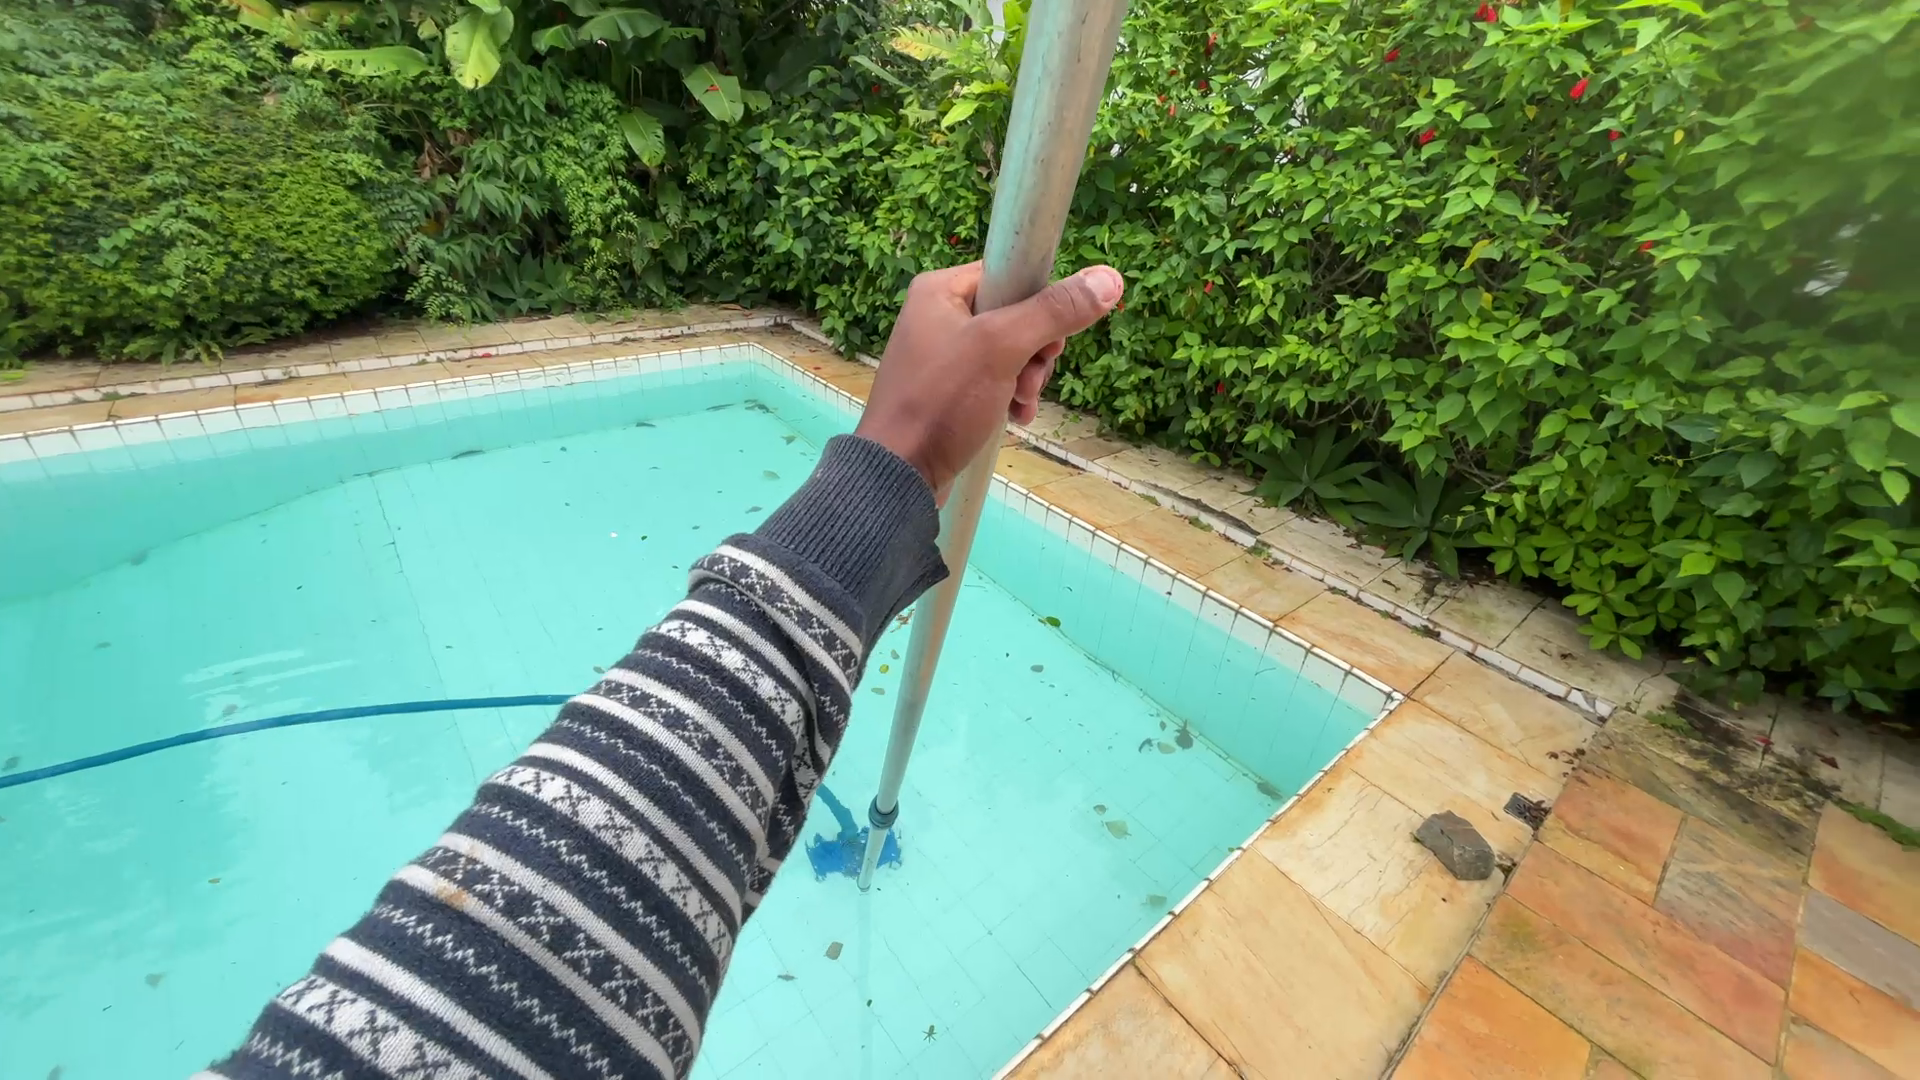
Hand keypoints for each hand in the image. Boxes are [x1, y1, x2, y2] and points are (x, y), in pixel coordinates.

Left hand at [854, 261, 1123, 501]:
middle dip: (1036, 351)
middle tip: (1031, 377)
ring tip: (1021, 404)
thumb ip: (1053, 312)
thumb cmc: (943, 401)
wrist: (898, 473)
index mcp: (941, 289)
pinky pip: (991, 380)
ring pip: (1008, 352)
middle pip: (1014, 315)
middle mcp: (937, 315)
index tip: (1051, 339)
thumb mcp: (1001, 349)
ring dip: (1027, 378)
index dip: (1040, 303)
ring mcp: (940, 355)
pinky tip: (1015, 418)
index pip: (1010, 273)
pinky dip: (1010, 396)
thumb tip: (1109, 278)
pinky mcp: (944, 390)